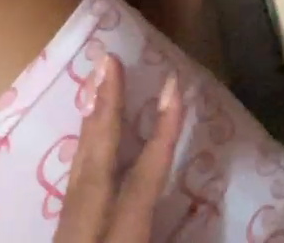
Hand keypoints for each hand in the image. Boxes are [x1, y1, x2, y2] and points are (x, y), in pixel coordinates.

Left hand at [54, 55, 184, 242]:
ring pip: (78, 175)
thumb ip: (174, 228)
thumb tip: (223, 233)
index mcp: (117, 241)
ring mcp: (65, 236)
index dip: (162, 134)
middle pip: (97, 166)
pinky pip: (73, 188)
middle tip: (107, 59)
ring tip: (97, 84)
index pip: (142, 181)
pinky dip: (83, 155)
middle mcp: (84, 232)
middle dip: (105, 110)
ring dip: (90, 127)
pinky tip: (88, 140)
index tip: (174, 84)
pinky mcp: (61, 238)